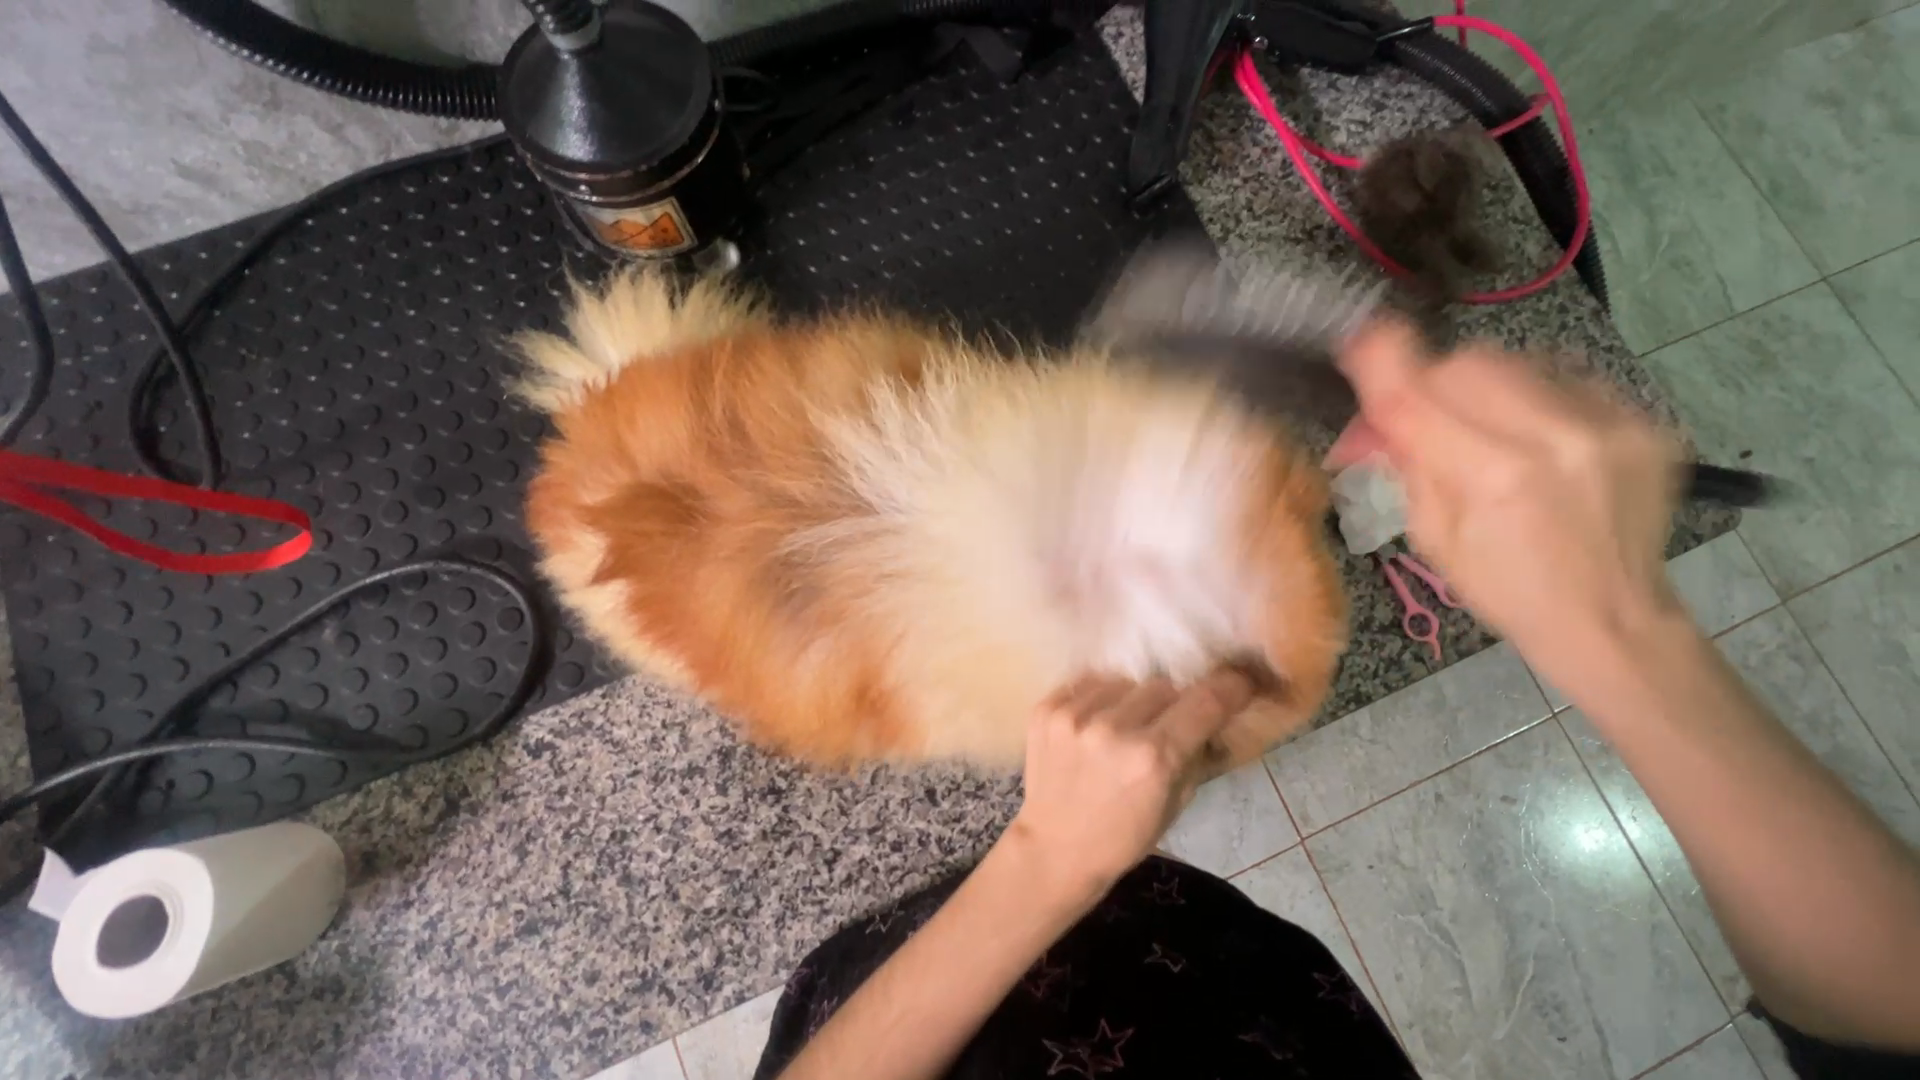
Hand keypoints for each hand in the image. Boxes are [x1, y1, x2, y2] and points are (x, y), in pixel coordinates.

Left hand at [1006, 669, 1254, 899]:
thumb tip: (1218, 714)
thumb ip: (1196, 753)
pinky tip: (1092, 725)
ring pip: (1124, 681)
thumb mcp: (1176, 803)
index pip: (1205, 701)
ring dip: (1131, 699)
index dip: (1229, 687)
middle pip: (1163, 686)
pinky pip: (1087, 683)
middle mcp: (1113, 728)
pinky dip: (1096, 699)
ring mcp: (1074, 715)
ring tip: (1122, 727)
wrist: (1053, 849)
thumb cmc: (1122, 837)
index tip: (1238, 681)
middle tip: (1165, 724)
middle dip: (1172, 703)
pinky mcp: (1045, 709)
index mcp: (1153, 758)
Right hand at [1333, 320, 1684, 673]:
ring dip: (1482, 385)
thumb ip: (1409, 462)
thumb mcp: (1432, 535)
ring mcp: (1609, 423)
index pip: (1419, 394)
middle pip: (1468, 363)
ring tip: (1483, 427)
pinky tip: (1535, 434)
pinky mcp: (1642, 420)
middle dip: (1433, 380)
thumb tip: (1376, 415)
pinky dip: (1534, 396)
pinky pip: (1566, 378)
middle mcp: (1555, 437)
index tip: (1361, 340)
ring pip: (1516, 361)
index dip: (1383, 360)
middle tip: (1422, 411)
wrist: (1611, 617)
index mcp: (1492, 476)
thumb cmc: (1504, 588)